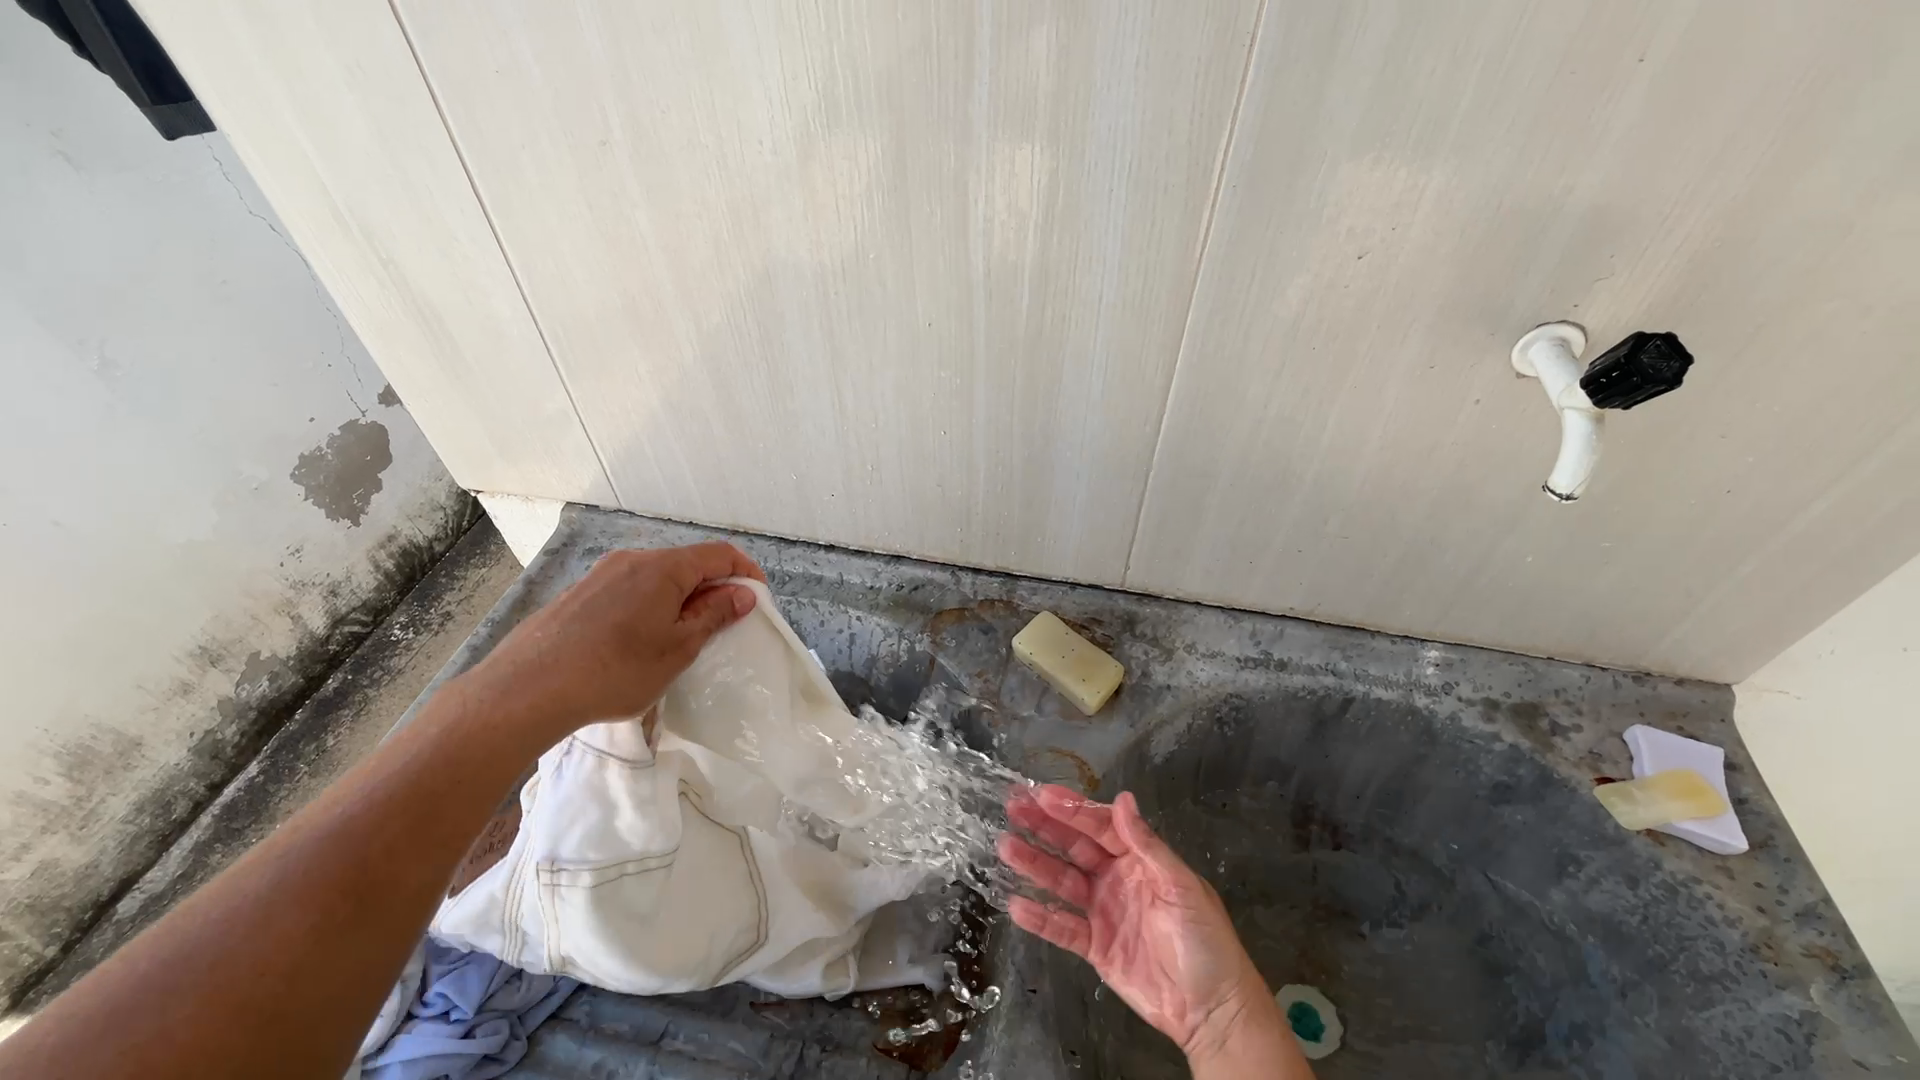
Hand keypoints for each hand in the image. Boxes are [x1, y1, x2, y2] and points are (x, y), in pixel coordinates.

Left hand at [456, 541, 764, 739]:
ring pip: (656, 577)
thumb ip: (713, 615)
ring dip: (680, 599)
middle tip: (725, 626)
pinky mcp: (579, 594)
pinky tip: (640, 642)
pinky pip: (629, 590)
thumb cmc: (615, 671)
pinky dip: (650, 606)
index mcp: (663, 568)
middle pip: (687, 563)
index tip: (758, 601)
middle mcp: (633, 559)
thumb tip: (741, 594)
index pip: (719, 554)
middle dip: (713, 588)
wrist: (527, 689)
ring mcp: (601, 575)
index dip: (746, 573)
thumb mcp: (677, 648)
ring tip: (683, 637)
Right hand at [998, 786, 1274, 1059]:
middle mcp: (1118, 879)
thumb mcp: (1182, 886)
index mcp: (1141, 860)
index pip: (1101, 826)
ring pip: (1062, 882)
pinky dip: (1040, 917)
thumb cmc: (1205, 940)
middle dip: (1044, 826)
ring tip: (1005, 847)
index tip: (1042, 794)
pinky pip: (1062, 927)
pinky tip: (1015, 904)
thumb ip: (1148, 845)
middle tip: (1013, 806)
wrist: (1212, 1009)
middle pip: (1075, 847)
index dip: (1073, 810)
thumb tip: (1124, 798)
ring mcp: (1104, 912)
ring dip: (1034, 864)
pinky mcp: (1095, 947)